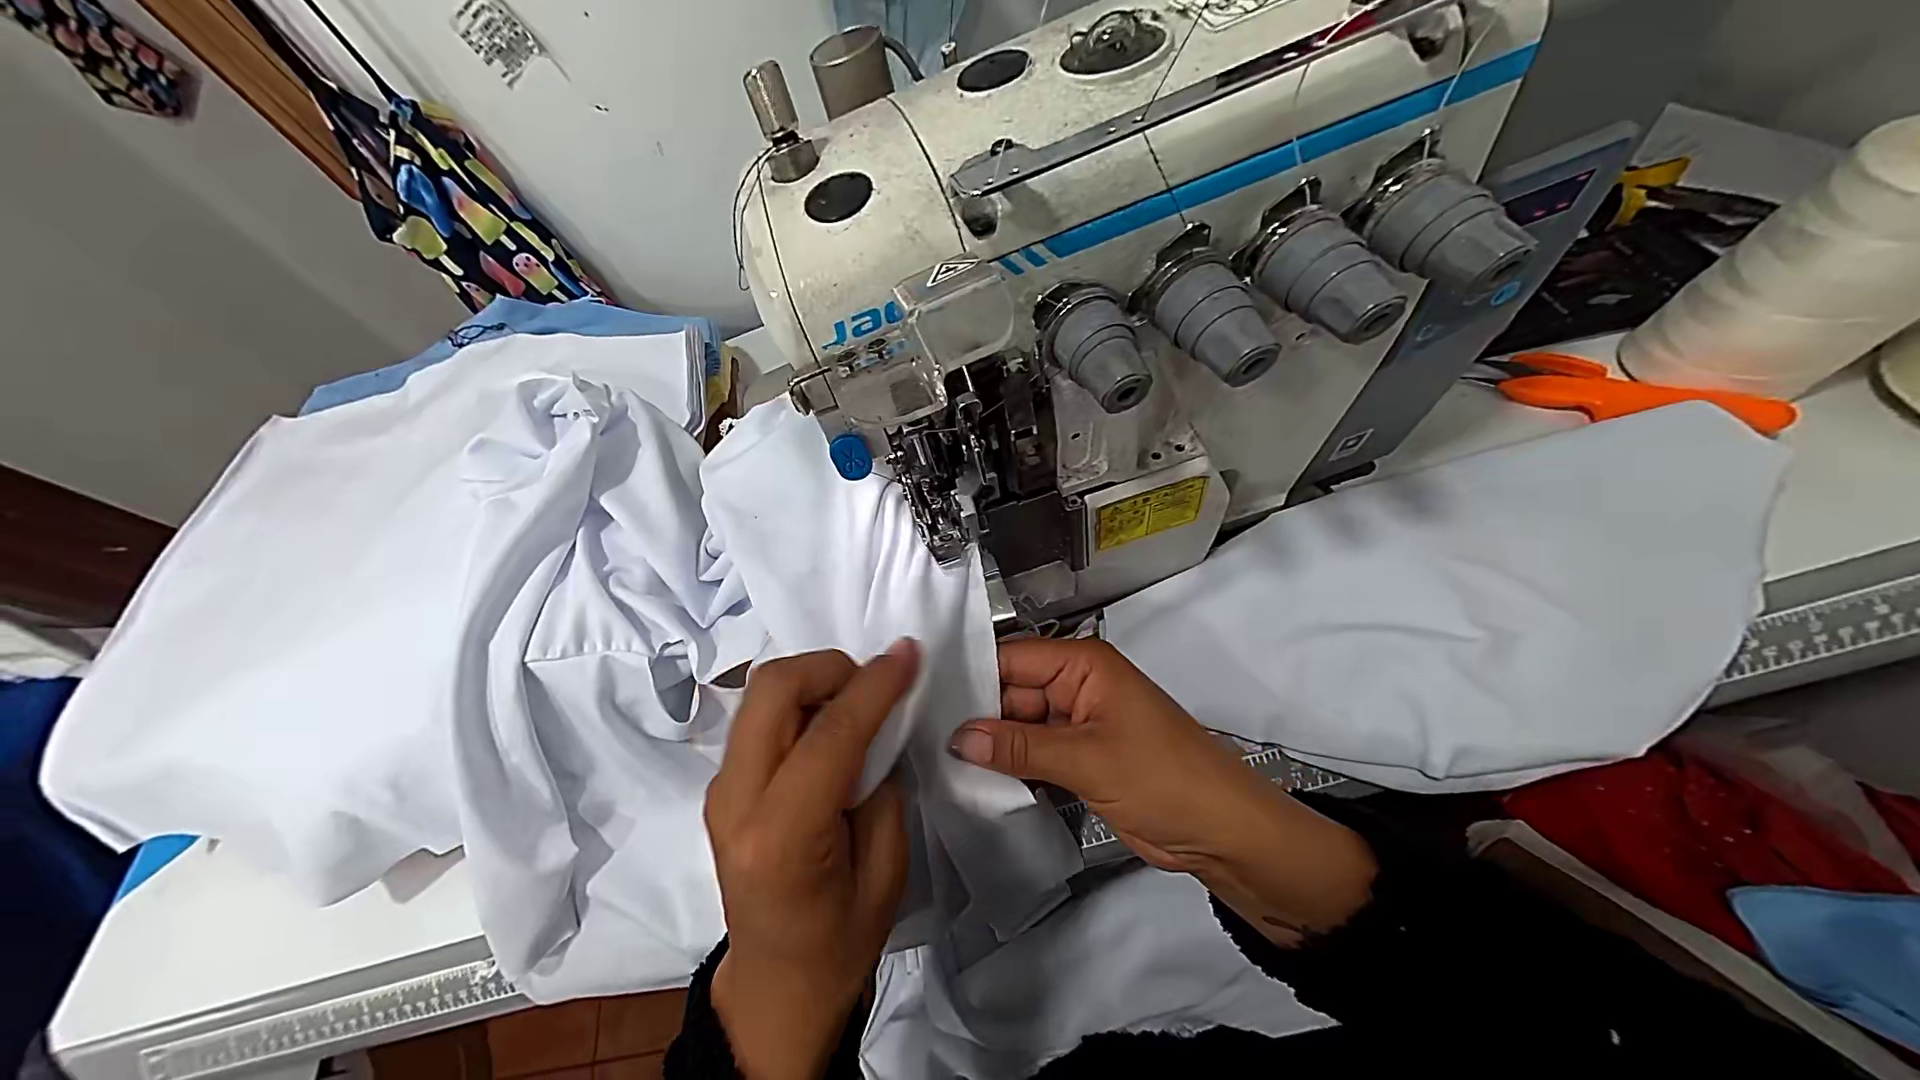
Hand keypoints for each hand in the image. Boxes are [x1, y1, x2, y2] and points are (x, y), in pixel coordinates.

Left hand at [704, 643, 915, 1079]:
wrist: (774, 983)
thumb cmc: (839, 941)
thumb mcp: (886, 869)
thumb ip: (880, 785)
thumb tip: (880, 720)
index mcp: (780, 836)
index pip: (829, 734)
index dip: (875, 686)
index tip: (909, 654)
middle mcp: (735, 801)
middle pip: (773, 689)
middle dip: (831, 667)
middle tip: (875, 684)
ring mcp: (719, 789)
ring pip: (761, 692)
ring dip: (814, 679)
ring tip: (857, 703)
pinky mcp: (722, 783)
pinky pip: (760, 715)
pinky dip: (800, 700)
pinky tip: (831, 724)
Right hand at [949, 638, 1375, 943]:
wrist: (1223, 833)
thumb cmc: (1164, 778)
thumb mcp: (1087, 758)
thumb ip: (1019, 747)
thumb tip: (959, 738)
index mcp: (1082, 665)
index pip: (1012, 659)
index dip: (971, 678)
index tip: (925, 700)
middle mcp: (1076, 687)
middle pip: (1010, 694)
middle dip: (976, 718)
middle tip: (925, 741)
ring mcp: (1077, 725)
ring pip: (1019, 728)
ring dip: (992, 747)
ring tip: (940, 763)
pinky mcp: (1080, 760)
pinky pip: (1034, 754)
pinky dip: (1013, 768)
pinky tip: (978, 782)